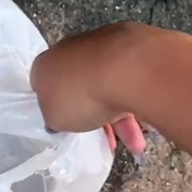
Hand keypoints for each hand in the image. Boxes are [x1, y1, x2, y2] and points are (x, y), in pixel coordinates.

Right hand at [32, 23, 154, 155]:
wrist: (127, 68)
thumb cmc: (81, 94)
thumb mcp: (55, 118)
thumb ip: (54, 117)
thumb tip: (58, 116)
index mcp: (46, 64)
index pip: (45, 87)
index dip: (57, 109)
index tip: (70, 126)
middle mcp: (71, 51)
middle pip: (80, 89)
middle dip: (96, 118)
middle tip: (108, 141)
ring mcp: (102, 47)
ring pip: (109, 88)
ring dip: (122, 120)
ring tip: (136, 144)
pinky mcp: (130, 49)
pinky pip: (129, 83)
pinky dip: (135, 103)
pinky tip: (146, 124)